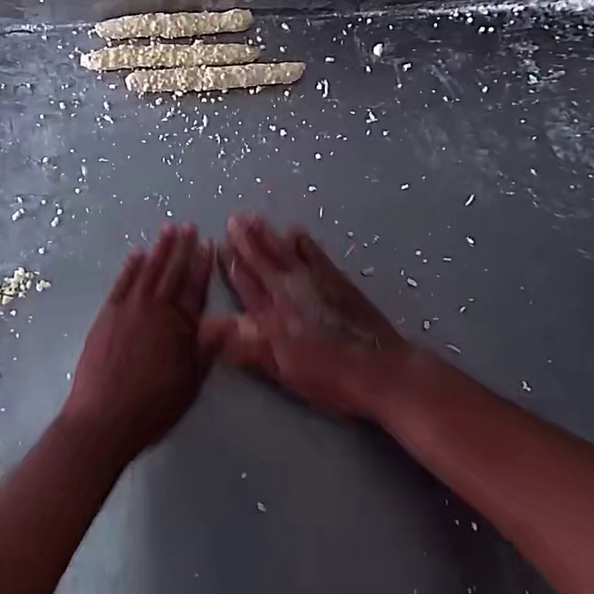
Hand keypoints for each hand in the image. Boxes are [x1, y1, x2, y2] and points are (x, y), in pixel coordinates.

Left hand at [61, 225, 215, 460]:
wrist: (104, 418)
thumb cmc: (153, 406)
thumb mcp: (192, 382)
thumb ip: (207, 349)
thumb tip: (227, 322)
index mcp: (181, 326)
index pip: (196, 288)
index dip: (204, 265)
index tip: (209, 245)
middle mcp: (157, 309)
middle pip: (173, 272)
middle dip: (183, 248)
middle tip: (190, 226)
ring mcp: (130, 309)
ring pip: (149, 271)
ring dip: (160, 249)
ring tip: (168, 229)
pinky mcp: (107, 314)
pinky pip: (122, 282)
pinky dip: (131, 267)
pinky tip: (138, 254)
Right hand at [205, 214, 415, 419]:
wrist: (380, 368)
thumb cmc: (329, 375)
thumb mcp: (283, 368)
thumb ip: (248, 344)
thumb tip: (213, 326)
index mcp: (274, 313)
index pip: (247, 283)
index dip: (233, 265)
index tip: (221, 246)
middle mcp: (292, 289)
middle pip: (265, 259)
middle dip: (247, 239)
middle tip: (235, 218)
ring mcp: (317, 280)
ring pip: (287, 250)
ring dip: (269, 234)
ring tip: (255, 218)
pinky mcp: (338, 280)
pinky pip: (314, 252)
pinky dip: (303, 242)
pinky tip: (297, 233)